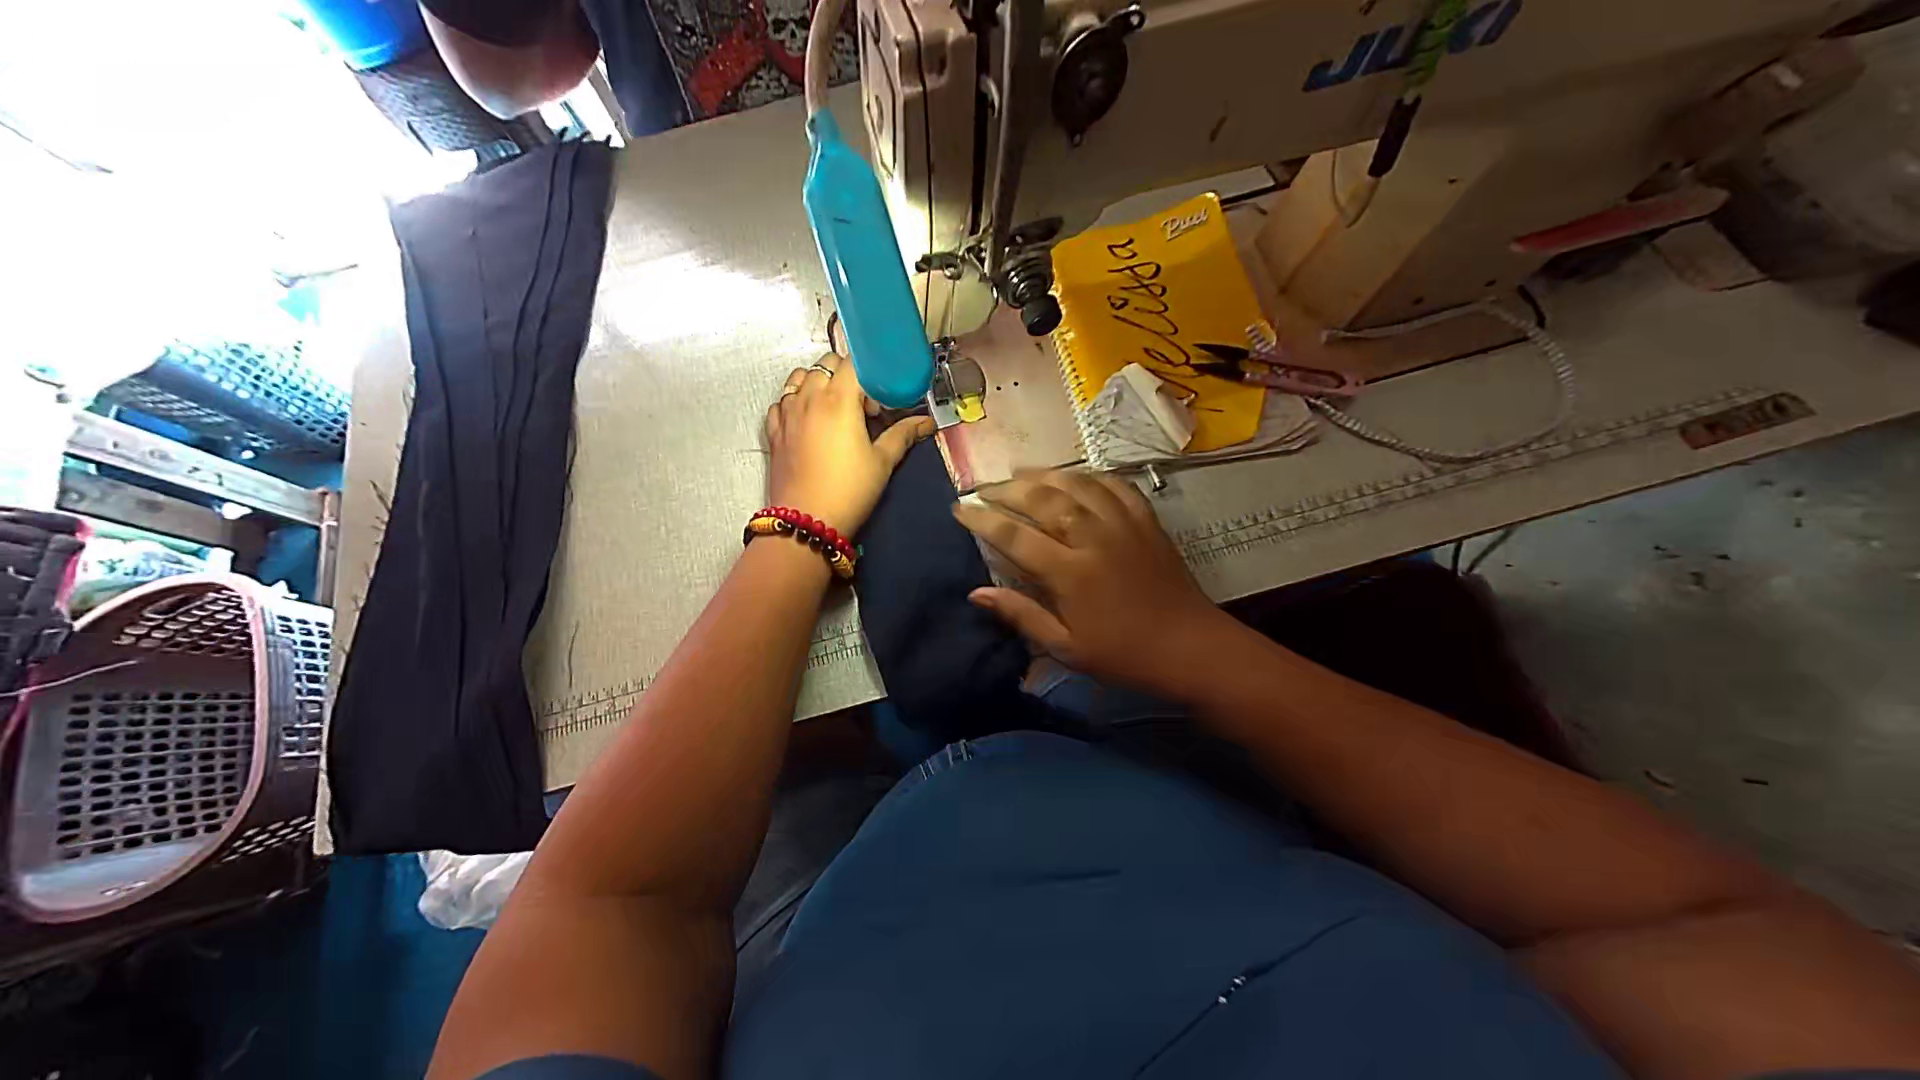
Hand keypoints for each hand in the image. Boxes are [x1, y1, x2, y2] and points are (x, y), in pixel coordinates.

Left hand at [765, 353, 934, 535]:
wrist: (806, 521)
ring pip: (800, 378)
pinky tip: (808, 421)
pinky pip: (781, 402)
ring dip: (818, 384)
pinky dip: (795, 402)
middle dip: (845, 377)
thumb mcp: (882, 462)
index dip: (870, 376)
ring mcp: (787, 413)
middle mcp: (809, 398)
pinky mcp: (774, 431)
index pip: (853, 363)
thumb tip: (925, 423)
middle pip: (826, 365)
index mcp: (838, 399)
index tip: (879, 402)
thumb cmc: (849, 490)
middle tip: (861, 408)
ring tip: (833, 409)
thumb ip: (902, 435)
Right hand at [953, 469, 1234, 694]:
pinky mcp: (1146, 520)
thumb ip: (1021, 615)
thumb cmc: (1122, 655)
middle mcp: (1093, 537)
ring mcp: (1123, 524)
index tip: (959, 508)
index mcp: (1070, 572)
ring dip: (1044, 475)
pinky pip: (1114, 485)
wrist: (1190, 647)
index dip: (982, 519)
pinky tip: (1074, 476)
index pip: (1015, 535)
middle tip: (984, 488)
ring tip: (1020, 473)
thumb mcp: (1066, 647)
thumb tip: (976, 593)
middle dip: (1007, 489)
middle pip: (1042, 499)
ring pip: (1076, 484)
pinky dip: (1089, 476)